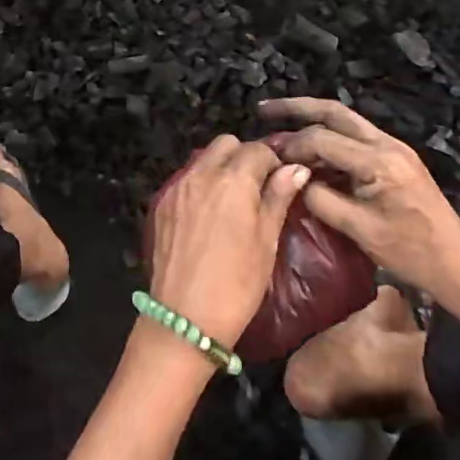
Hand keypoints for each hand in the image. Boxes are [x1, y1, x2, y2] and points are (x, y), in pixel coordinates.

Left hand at [148, 135, 310, 349]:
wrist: (185, 315)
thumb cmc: (238, 283)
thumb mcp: (267, 242)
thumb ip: (278, 198)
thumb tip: (296, 169)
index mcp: (232, 180)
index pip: (257, 149)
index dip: (273, 162)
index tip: (281, 182)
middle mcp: (200, 173)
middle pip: (225, 144)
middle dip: (244, 157)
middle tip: (257, 188)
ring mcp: (177, 186)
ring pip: (203, 158)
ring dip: (221, 168)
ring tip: (234, 202)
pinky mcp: (162, 202)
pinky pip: (186, 179)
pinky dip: (201, 184)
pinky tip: (210, 214)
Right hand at [260, 97, 459, 304]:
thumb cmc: (411, 253)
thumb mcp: (357, 229)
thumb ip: (317, 197)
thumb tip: (291, 176)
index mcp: (379, 161)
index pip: (321, 138)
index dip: (291, 145)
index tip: (268, 158)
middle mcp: (388, 145)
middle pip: (334, 112)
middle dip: (296, 107)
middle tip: (263, 109)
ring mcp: (394, 149)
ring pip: (344, 120)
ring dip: (311, 119)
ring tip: (279, 123)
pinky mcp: (396, 159)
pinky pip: (354, 137)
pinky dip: (327, 137)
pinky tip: (309, 150)